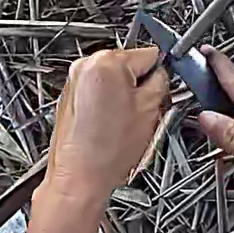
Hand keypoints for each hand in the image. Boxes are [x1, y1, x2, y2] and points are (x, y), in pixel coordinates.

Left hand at [40, 47, 168, 206]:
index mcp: (106, 62)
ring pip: (114, 79)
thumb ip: (161, 82)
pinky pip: (99, 91)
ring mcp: (74, 81)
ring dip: (124, 95)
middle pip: (129, 65)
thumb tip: (162, 73)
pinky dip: (108, 104)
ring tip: (125, 122)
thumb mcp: (149, 110)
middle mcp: (85, 65)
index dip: (161, 73)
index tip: (163, 87)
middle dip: (140, 85)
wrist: (78, 179)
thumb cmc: (106, 150)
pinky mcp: (70, 97)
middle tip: (144, 111)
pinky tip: (112, 126)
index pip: (149, 54)